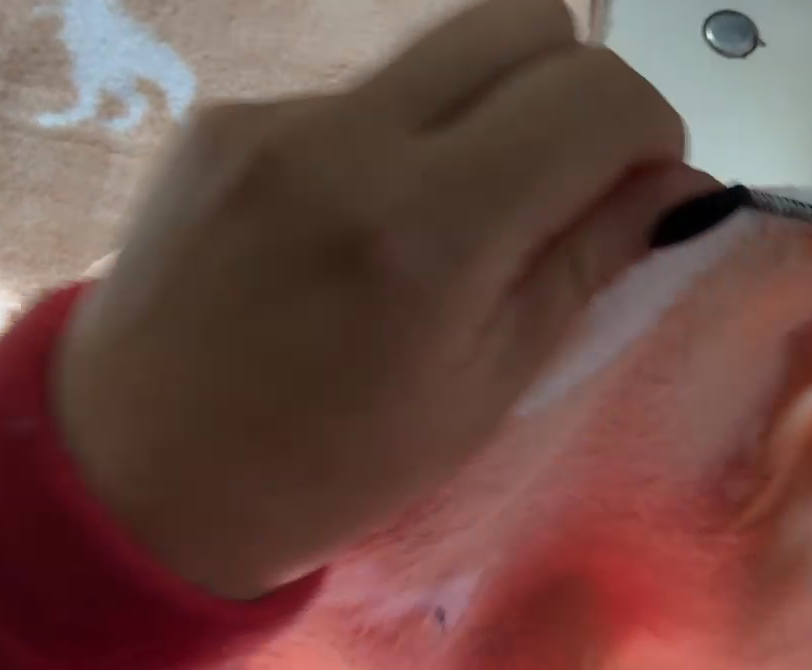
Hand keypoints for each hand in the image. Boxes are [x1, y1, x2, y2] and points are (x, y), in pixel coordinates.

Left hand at [54, 0, 712, 598]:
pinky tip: (383, 225)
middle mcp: (350, 137)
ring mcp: (275, 112)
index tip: (650, 187)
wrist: (138, 481)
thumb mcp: (487, 391)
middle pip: (526, 22)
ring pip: (446, 50)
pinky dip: (417, 140)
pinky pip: (367, 93)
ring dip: (504, 112)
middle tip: (582, 184)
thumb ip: (582, 267)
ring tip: (482, 214)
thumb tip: (673, 189)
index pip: (594, 97)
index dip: (652, 129)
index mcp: (431, 232)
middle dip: (586, 94)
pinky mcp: (226, 116)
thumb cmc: (339, 470)